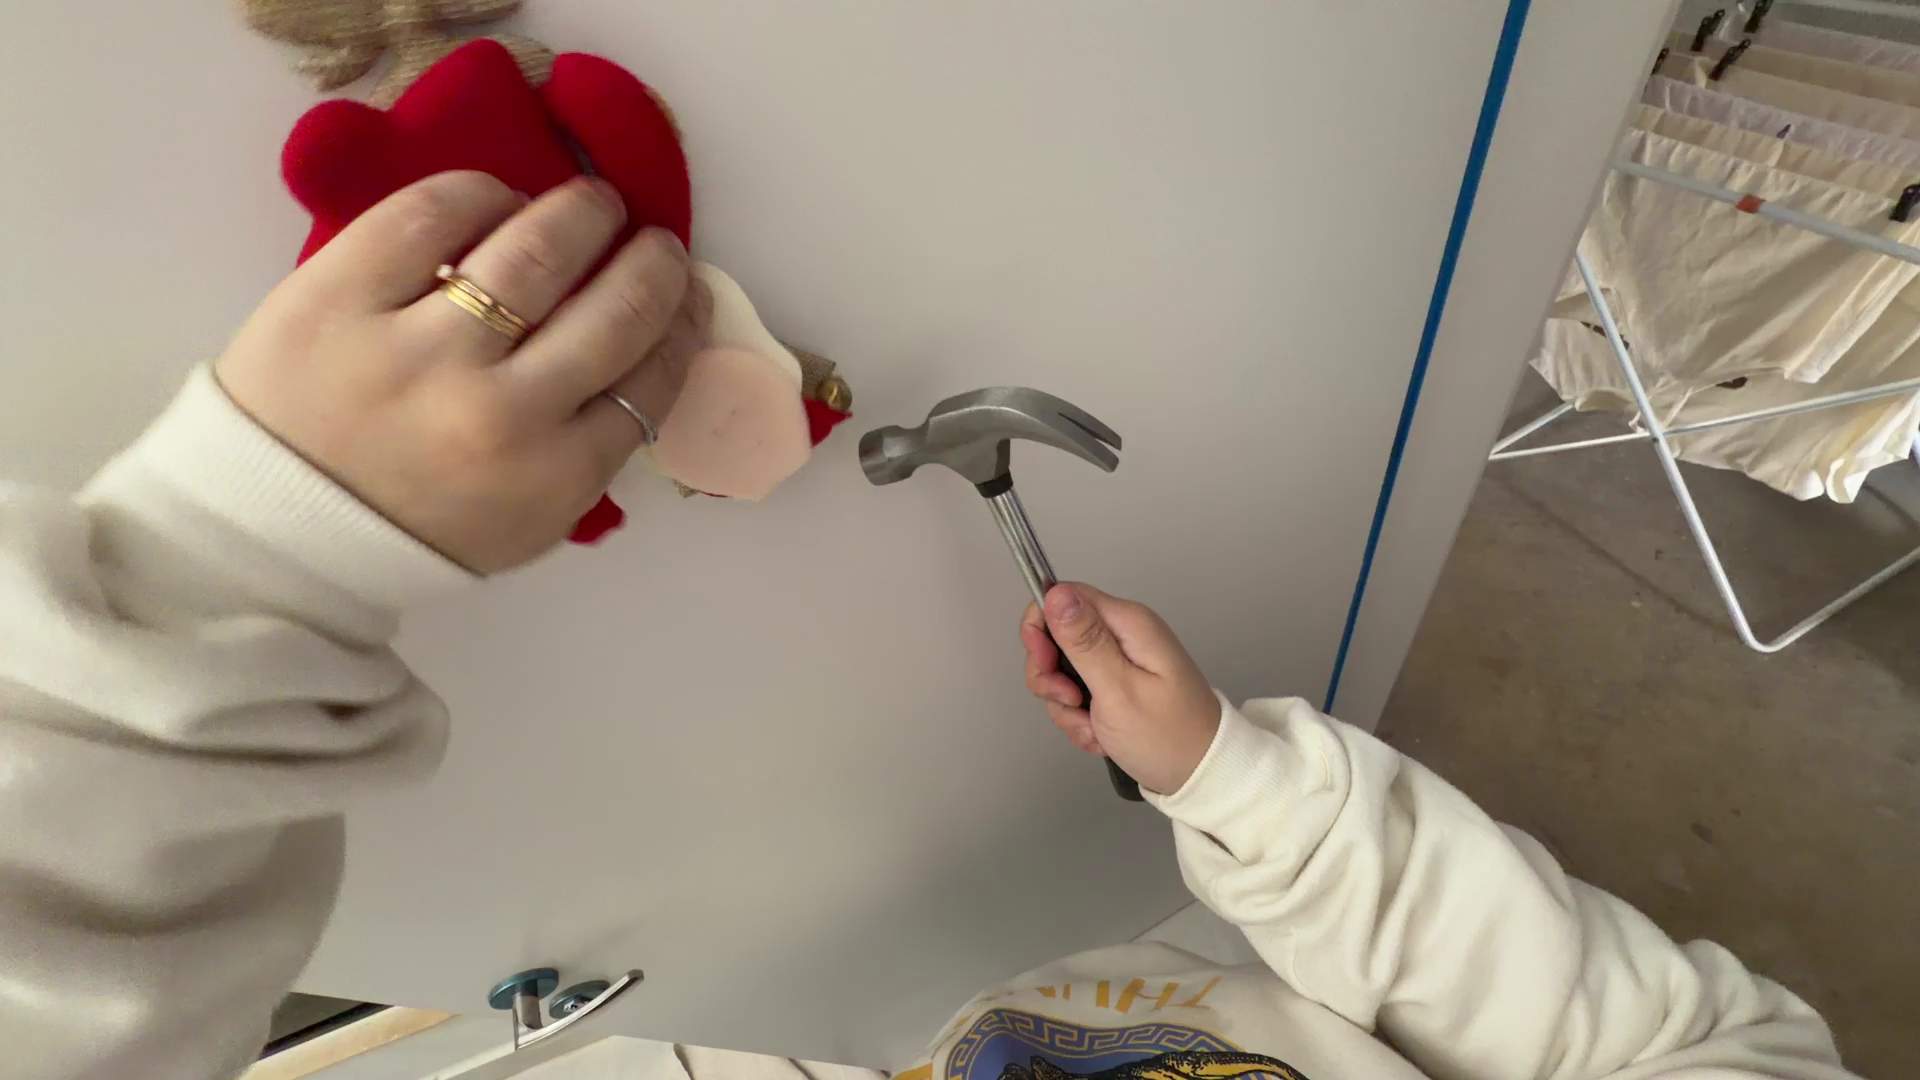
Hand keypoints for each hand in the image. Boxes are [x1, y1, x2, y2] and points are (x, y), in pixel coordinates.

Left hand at [215, 171, 694, 572]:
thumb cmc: (435, 528)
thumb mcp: (546, 517)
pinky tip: (504, 202)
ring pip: (533, 255)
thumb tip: (646, 358)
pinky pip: (425, 219)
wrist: (286, 531)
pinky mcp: (336, 297)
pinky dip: (481, 196)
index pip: (651, 379)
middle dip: (655, 266)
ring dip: (585, 216)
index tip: (693, 296)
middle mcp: (503, 410)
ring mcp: (419, 349)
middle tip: (661, 243)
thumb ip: (601, 448)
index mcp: (559, 470)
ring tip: (598, 203)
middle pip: (613, 313)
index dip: (685, 326)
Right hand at [1020, 584, 1221, 795]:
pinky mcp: (1114, 683)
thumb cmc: (1167, 736)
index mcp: (1126, 622)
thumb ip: (1083, 640)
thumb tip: (1056, 593)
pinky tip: (1099, 735)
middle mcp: (1121, 633)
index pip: (1062, 596)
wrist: (1203, 777)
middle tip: (1071, 702)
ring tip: (1092, 728)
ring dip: (1065, 705)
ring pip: (1061, 669)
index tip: (1045, 665)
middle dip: (1050, 675)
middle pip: (1056, 635)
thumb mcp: (1118, 689)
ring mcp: (1118, 660)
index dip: (1041, 627)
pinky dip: (1079, 717)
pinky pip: (1076, 692)